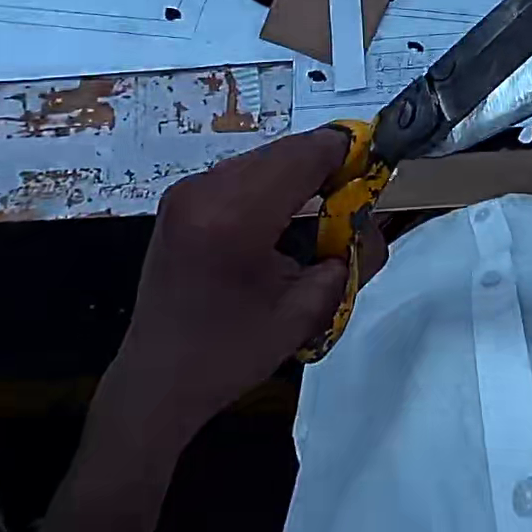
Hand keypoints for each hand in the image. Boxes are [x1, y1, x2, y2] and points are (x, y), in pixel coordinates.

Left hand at [46, 128, 387, 531]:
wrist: (155, 380)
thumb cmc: (231, 353)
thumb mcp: (307, 312)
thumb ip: (353, 258)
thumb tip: (376, 219)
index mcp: (235, 218)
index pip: (302, 156)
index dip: (344, 151)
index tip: (373, 162)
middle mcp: (205, 189)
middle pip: (284, 151)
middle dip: (323, 162)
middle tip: (352, 188)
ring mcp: (187, 188)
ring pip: (263, 157)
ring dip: (297, 171)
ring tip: (319, 203)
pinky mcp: (180, 195)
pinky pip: (241, 170)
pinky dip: (271, 180)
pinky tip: (281, 212)